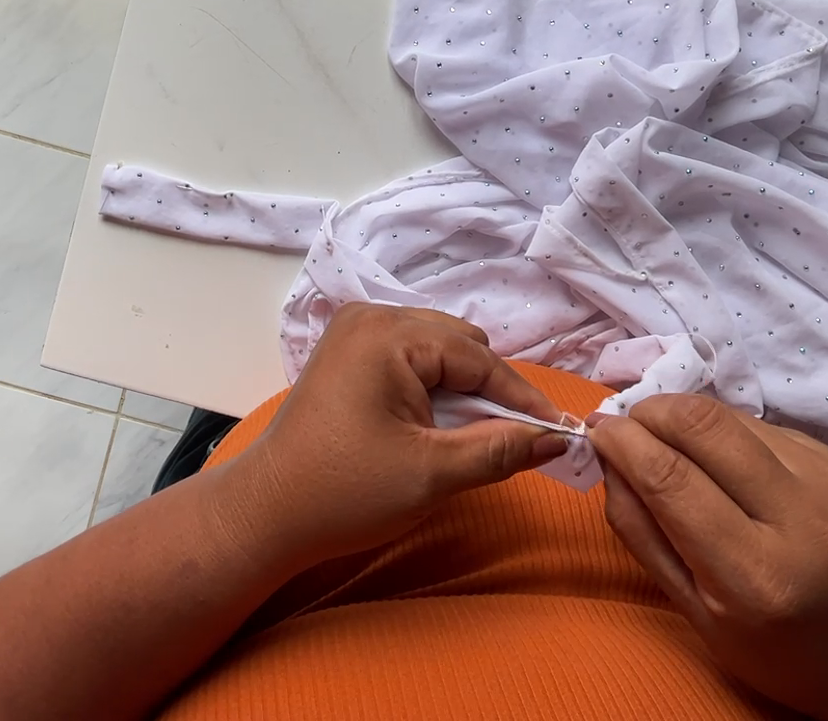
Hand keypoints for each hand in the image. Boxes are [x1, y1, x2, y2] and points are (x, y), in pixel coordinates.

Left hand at [225, 303, 567, 567]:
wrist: (268, 511)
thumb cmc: (345, 492)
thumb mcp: (432, 474)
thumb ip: (499, 449)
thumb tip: (556, 439)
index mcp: (388, 335)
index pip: (477, 357)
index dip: (521, 397)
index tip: (560, 431)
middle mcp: (371, 316)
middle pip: (458, 344)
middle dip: (489, 390)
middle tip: (510, 440)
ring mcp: (354, 328)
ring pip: (437, 347)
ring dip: (461, 386)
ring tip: (470, 433)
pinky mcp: (346, 348)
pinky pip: (409, 353)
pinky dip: (432, 383)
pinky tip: (434, 420)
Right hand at [588, 395, 827, 720]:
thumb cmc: (777, 648)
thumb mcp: (694, 611)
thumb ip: (640, 531)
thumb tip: (607, 457)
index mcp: (759, 578)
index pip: (671, 478)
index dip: (623, 442)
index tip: (596, 432)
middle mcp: (804, 521)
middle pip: (701, 424)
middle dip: (648, 412)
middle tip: (627, 427)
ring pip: (727, 415)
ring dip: (680, 417)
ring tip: (667, 442)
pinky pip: (756, 424)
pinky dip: (719, 432)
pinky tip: (719, 461)